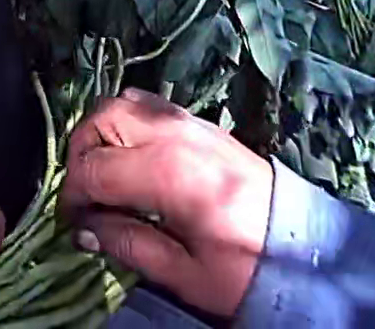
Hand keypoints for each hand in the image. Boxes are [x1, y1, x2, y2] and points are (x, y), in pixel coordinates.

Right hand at [59, 89, 271, 318]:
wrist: (303, 244)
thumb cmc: (243, 267)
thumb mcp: (185, 274)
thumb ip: (129, 244)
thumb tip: (86, 227)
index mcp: (164, 172)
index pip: (94, 169)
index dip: (72, 196)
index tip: (71, 221)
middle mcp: (168, 133)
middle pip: (100, 119)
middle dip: (80, 153)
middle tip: (83, 192)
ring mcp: (182, 118)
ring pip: (120, 101)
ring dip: (100, 129)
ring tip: (102, 168)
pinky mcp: (194, 118)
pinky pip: (145, 102)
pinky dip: (124, 118)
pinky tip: (130, 152)